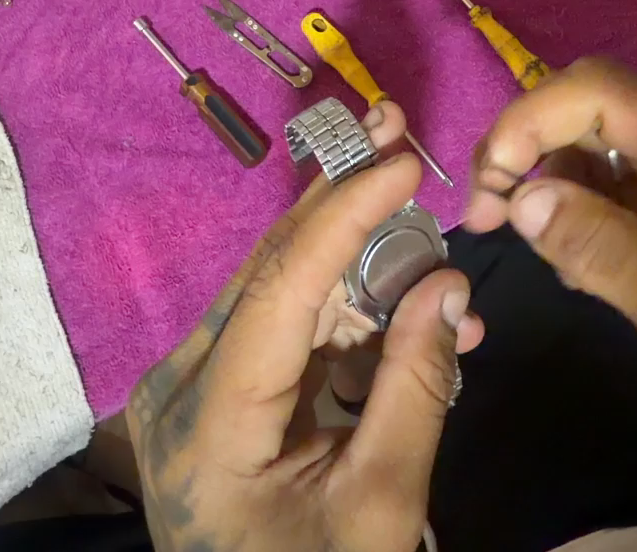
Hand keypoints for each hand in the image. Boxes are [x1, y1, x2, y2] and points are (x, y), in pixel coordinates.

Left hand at [128, 101, 484, 551]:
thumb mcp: (379, 509)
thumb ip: (415, 390)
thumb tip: (451, 282)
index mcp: (208, 420)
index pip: (282, 285)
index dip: (346, 212)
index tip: (402, 160)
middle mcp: (185, 380)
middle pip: (275, 266)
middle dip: (342, 197)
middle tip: (391, 129)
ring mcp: (198, 380)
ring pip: (287, 286)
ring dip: (362, 259)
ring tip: (427, 231)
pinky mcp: (220, 386)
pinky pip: (292, 326)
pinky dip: (353, 311)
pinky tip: (413, 309)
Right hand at [463, 57, 636, 452]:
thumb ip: (608, 254)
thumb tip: (521, 199)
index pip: (601, 90)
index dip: (529, 120)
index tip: (489, 188)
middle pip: (589, 101)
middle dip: (526, 147)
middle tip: (486, 215)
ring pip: (594, 130)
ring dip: (546, 174)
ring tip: (530, 242)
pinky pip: (615, 165)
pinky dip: (578, 199)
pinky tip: (576, 253)